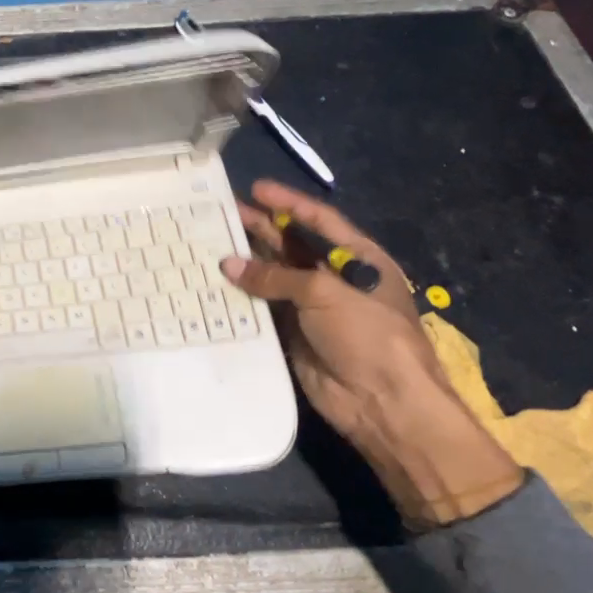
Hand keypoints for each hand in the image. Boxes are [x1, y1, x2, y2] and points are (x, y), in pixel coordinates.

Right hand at [227, 181, 520, 526]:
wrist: (383, 403)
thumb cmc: (368, 334)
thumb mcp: (326, 293)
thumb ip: (275, 276)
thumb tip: (229, 265)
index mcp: (358, 259)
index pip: (319, 220)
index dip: (288, 203)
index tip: (256, 189)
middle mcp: (334, 278)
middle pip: (292, 245)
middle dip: (260, 227)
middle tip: (222, 210)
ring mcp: (313, 307)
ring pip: (273, 275)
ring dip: (245, 260)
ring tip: (209, 239)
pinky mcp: (292, 333)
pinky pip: (262, 307)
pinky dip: (240, 295)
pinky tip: (214, 281)